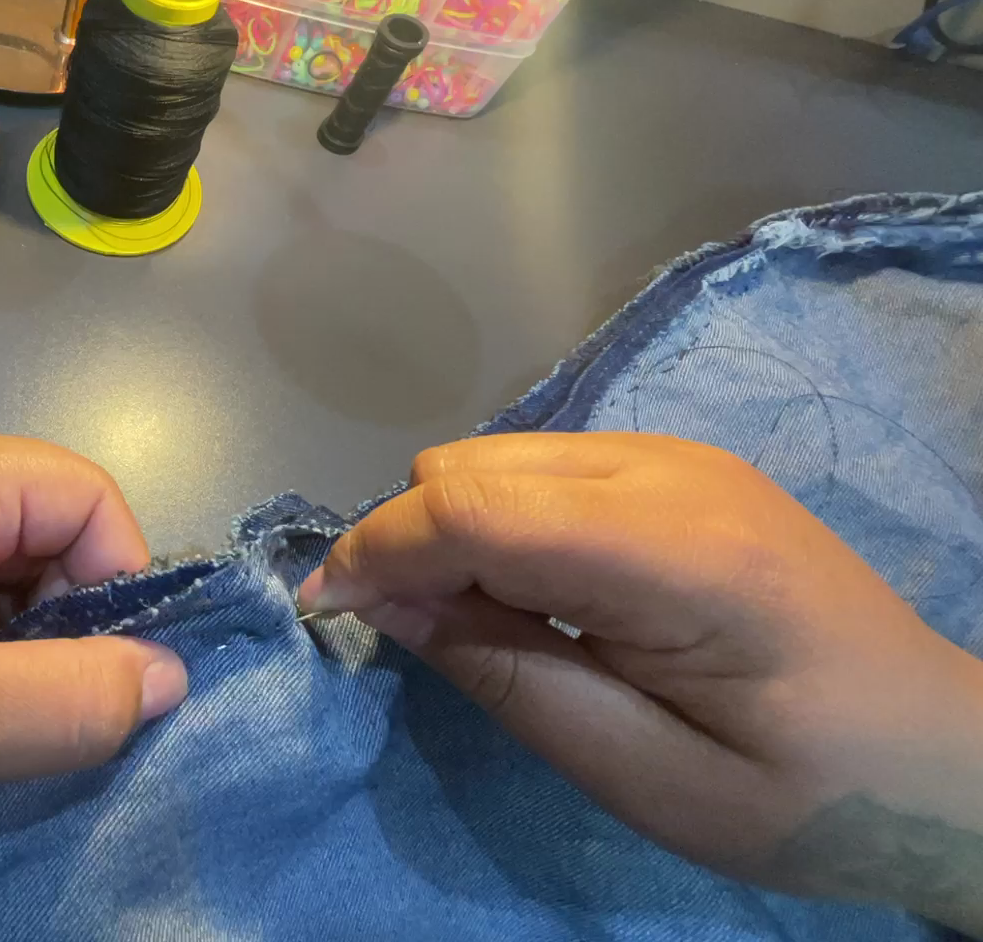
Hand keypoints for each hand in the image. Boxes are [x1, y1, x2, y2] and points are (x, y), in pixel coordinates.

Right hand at [300, 432, 982, 931]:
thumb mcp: (637, 770)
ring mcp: (660, 452)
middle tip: (419, 629)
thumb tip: (374, 600)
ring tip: (482, 612)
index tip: (326, 609)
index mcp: (680, 552)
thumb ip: (495, 671)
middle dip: (404, 545)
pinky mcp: (652, 459)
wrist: (955, 765)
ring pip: (474, 459)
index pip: (473, 512)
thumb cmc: (807, 794)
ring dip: (441, 532)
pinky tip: (528, 582)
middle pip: (459, 471)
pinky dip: (482, 520)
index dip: (376, 552)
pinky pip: (511, 466)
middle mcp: (663, 469)